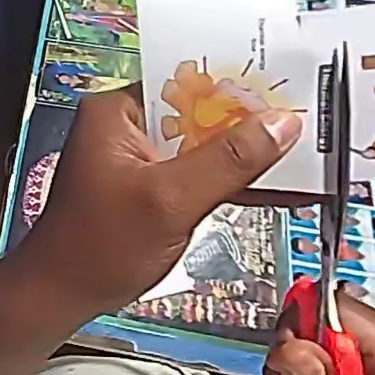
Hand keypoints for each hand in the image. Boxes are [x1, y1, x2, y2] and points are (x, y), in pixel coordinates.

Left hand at [15, 85, 304, 316]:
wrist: (62, 293)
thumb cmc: (100, 244)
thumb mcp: (170, 199)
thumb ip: (228, 160)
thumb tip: (283, 122)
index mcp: (116, 112)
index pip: (183, 81)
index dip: (236, 84)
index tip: (288, 87)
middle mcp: (124, 125)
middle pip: (197, 112)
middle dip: (249, 121)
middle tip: (312, 120)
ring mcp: (137, 156)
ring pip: (201, 145)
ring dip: (245, 154)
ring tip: (307, 152)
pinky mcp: (148, 185)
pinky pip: (195, 172)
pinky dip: (229, 180)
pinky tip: (277, 186)